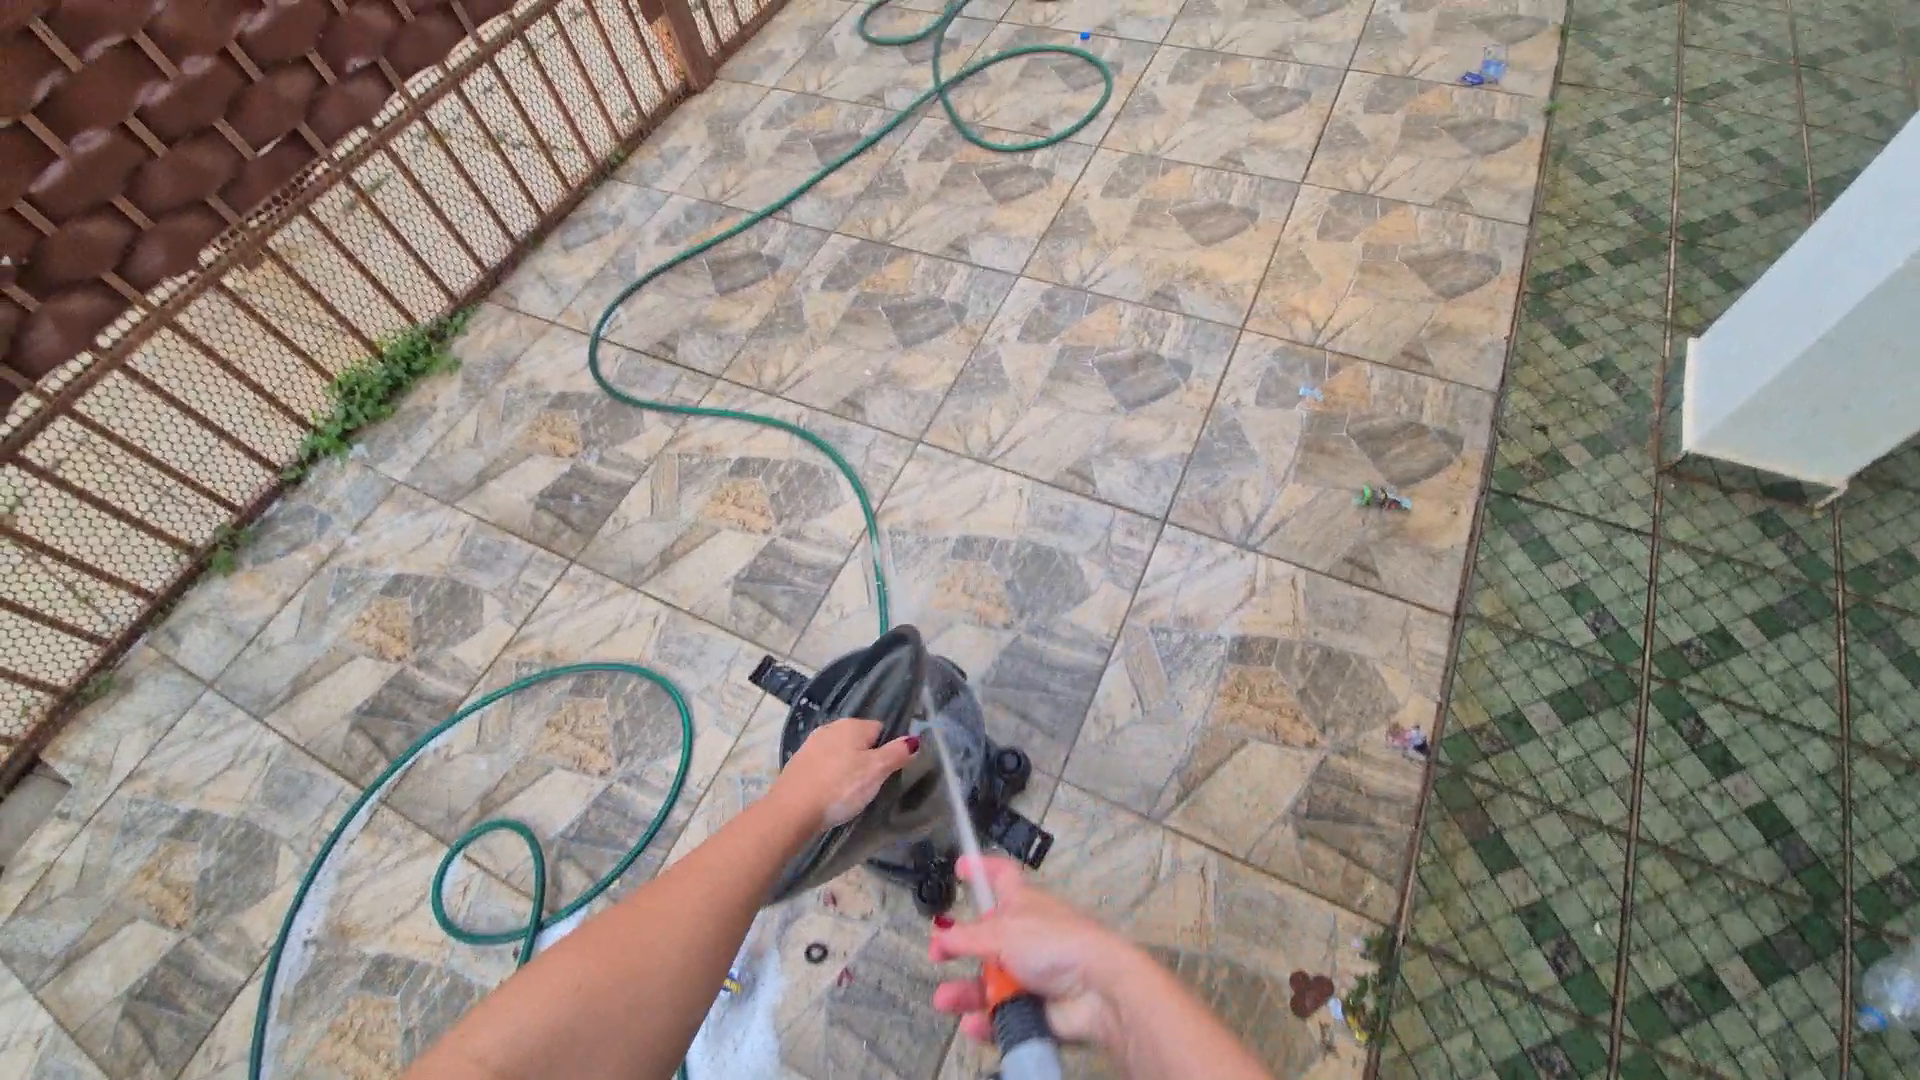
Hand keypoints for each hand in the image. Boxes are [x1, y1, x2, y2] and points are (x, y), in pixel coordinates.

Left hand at [767, 717, 916, 830]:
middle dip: (866, 758)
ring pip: (840, 752)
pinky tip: (829, 792)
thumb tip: (914, 739)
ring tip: (849, 792)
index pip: (880, 729)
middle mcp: (831, 727)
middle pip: (859, 740)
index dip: (887, 750)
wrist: (792, 810)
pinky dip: (829, 774)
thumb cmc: (840, 788)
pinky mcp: (798, 762)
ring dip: (847, 767)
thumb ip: (897, 753)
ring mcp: (811, 744)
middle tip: (869, 784)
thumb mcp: (876, 771)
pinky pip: (823, 764)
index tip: (885, 773)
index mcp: (852, 725)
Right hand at [929, 856, 1144, 1051]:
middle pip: (986, 938)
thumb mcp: (1003, 932)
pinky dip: (987, 1019)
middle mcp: (1025, 934)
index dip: (982, 868)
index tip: (962, 867)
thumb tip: (941, 936)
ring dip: (966, 992)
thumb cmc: (1053, 942)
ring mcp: (1031, 972)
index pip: (1001, 876)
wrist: (1097, 989)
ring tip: (944, 1001)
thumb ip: (968, 937)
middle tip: (936, 954)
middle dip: (960, 947)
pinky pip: (1004, 1013)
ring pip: (990, 981)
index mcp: (1022, 902)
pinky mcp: (1036, 1007)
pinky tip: (972, 1023)